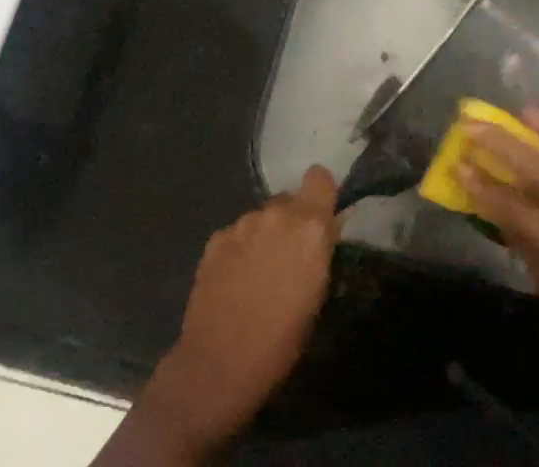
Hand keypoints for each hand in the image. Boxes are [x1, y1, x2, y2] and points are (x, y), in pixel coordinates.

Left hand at [100, 166, 339, 463]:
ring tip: (259, 271)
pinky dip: (240, 248)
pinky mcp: (215, 239)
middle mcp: (276, 214)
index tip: (322, 215)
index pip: (320, 178)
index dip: (321, 193)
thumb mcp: (319, 293)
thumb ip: (320, 250)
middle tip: (290, 254)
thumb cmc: (283, 337)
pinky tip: (234, 279)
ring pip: (261, 217)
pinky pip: (237, 233)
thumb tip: (323, 232)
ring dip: (265, 234)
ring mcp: (241, 224)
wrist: (221, 361)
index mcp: (310, 226)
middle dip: (293, 220)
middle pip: (289, 200)